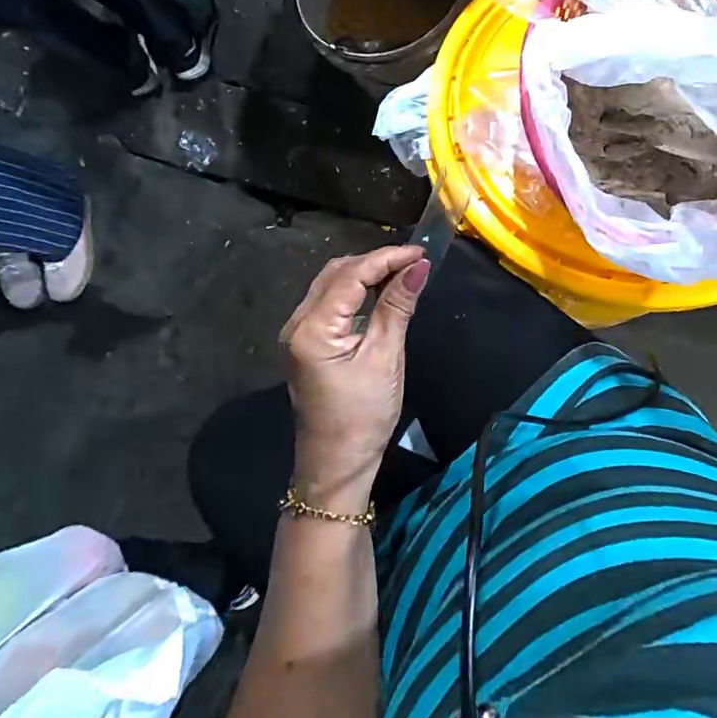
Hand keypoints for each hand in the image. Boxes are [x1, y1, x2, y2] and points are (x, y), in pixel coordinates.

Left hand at [279, 246, 430, 501]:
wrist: (336, 465)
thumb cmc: (364, 417)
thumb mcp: (386, 358)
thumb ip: (398, 307)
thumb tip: (419, 267)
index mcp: (312, 328)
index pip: (351, 275)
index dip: (387, 258)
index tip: (421, 252)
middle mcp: (296, 322)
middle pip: (336, 273)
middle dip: (375, 262)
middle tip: (413, 262)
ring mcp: (296, 332)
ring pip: (330, 284)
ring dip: (364, 274)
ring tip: (401, 272)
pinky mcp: (304, 342)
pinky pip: (328, 302)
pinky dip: (354, 291)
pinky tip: (378, 291)